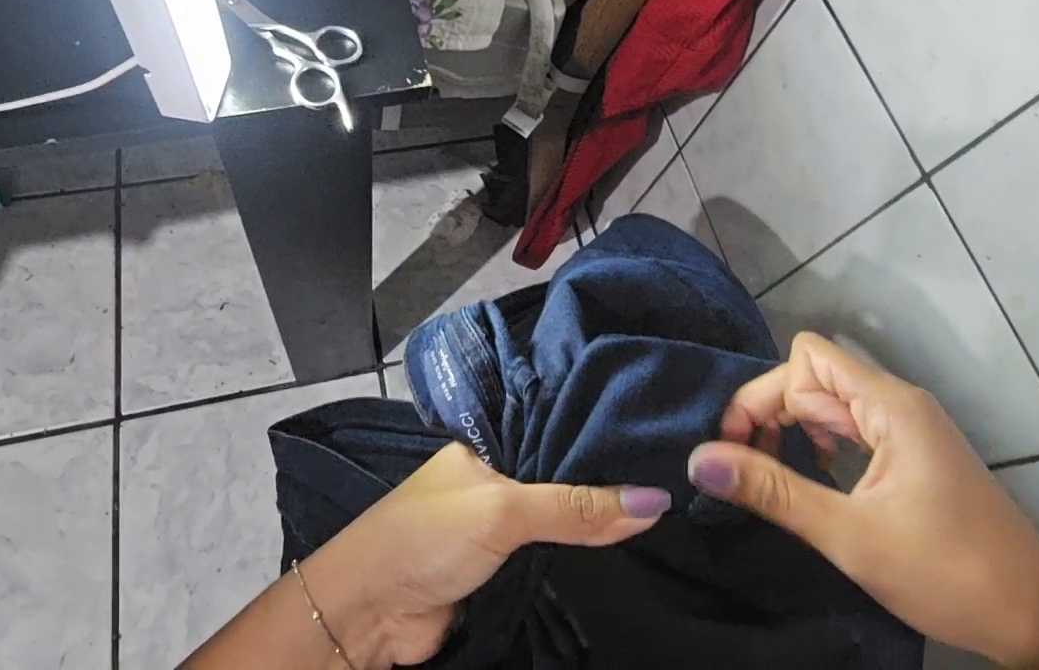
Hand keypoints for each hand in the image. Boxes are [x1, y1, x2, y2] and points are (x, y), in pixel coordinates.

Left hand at [303, 442, 669, 667]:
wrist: (370, 613)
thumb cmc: (428, 538)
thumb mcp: (504, 511)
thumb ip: (574, 507)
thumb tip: (653, 501)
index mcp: (486, 441)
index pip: (552, 424)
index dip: (596, 430)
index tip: (652, 430)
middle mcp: (494, 473)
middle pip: (559, 473)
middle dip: (602, 479)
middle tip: (669, 469)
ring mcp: (496, 520)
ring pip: (557, 514)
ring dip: (594, 517)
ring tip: (660, 503)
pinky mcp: (500, 564)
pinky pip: (549, 550)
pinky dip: (578, 549)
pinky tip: (622, 542)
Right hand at [686, 333, 1038, 668]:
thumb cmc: (948, 574)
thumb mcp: (850, 535)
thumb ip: (772, 490)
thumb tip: (699, 460)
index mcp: (890, 405)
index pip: (805, 360)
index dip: (763, 393)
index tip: (736, 446)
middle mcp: (899, 402)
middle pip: (813, 377)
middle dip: (772, 413)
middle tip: (745, 468)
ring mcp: (909, 427)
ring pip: (831, 403)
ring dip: (796, 430)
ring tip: (776, 477)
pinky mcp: (914, 453)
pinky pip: (852, 427)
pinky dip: (823, 444)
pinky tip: (818, 479)